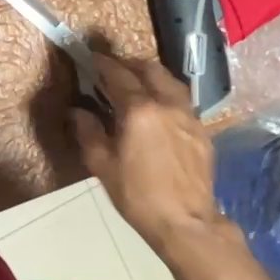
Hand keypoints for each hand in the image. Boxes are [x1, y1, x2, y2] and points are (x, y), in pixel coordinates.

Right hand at [72, 53, 248, 274]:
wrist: (185, 221)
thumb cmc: (137, 195)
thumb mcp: (102, 165)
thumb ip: (88, 132)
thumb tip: (78, 112)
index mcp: (139, 110)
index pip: (119, 75)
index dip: (103, 64)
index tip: (91, 57)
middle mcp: (167, 105)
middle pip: (150, 70)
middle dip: (130, 64)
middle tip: (113, 68)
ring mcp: (189, 116)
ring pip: (171, 82)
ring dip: (151, 76)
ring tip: (137, 82)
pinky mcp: (201, 131)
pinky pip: (183, 101)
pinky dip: (167, 94)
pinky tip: (158, 108)